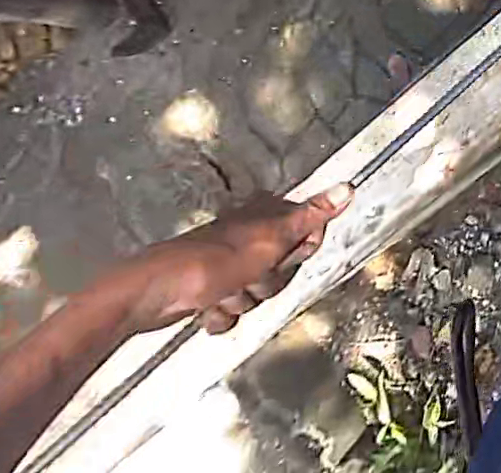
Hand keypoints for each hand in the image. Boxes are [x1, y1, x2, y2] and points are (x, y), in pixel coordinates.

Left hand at [111, 184, 352, 333]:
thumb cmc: (216, 263)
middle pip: (286, 266)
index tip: (283, 254)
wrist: (151, 295)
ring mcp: (230, 263)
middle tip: (251, 277)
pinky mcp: (210, 289)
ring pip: (259, 290)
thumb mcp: (274, 238)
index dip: (299, 251)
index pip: (310, 234)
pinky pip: (232, 309)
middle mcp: (252, 233)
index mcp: (269, 214)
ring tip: (222, 295)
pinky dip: (221, 314)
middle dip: (269, 280)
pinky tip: (208, 310)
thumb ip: (313, 215)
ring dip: (243, 299)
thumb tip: (349, 187)